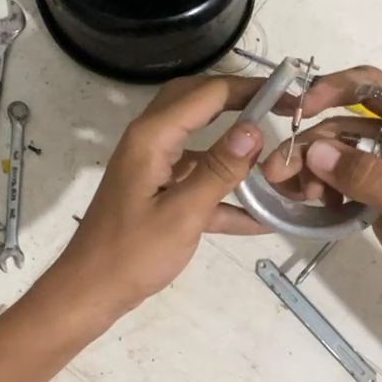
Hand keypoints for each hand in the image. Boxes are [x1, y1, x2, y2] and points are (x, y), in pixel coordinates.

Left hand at [49, 75, 266, 314]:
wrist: (90, 293)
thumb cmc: (132, 253)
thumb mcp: (183, 213)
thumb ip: (219, 170)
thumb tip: (254, 129)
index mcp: (153, 137)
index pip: (208, 93)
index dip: (251, 88)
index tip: (291, 97)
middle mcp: (151, 141)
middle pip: (199, 102)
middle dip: (240, 99)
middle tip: (282, 108)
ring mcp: (154, 166)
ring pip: (199, 139)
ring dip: (234, 143)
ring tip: (274, 149)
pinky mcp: (159, 192)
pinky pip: (197, 179)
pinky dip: (226, 191)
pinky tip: (262, 216)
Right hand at [261, 67, 381, 315]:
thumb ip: (366, 176)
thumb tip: (314, 150)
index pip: (372, 87)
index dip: (332, 89)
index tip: (297, 111)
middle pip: (347, 121)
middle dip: (311, 142)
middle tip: (278, 172)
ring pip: (340, 152)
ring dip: (313, 168)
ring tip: (294, 194)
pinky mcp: (381, 194)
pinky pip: (343, 180)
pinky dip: (324, 187)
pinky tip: (311, 205)